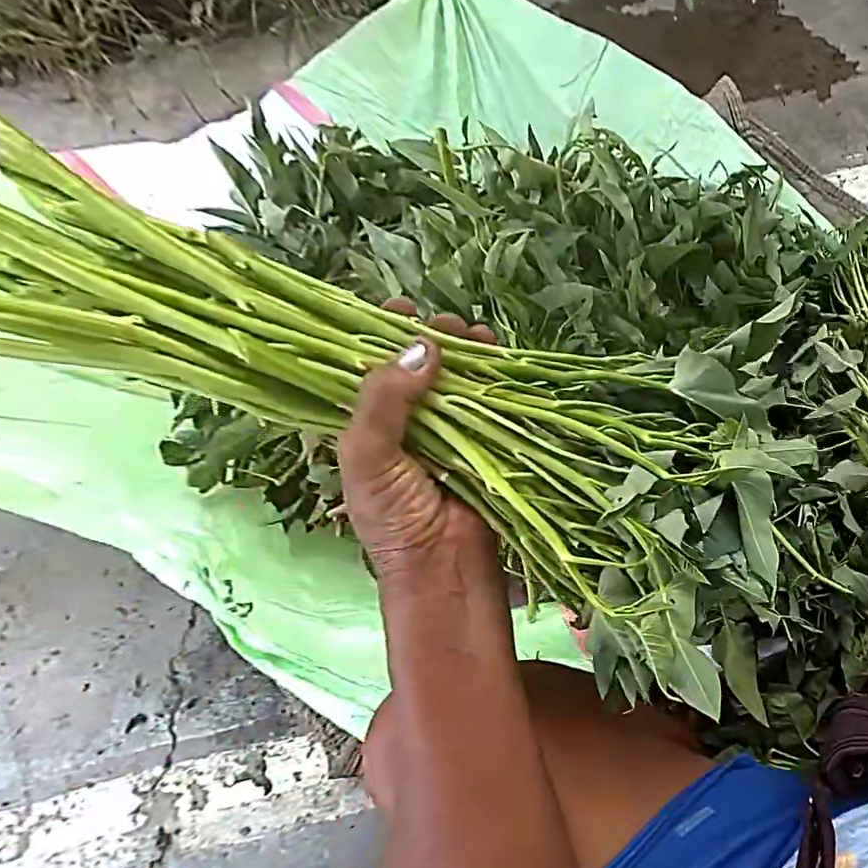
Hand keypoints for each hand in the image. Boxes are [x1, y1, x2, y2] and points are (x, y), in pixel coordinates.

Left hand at [337, 301, 497, 576]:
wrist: (443, 561)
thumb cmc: (392, 514)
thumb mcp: (367, 453)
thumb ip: (385, 400)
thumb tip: (423, 346)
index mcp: (365, 421)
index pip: (370, 364)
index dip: (380, 331)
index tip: (401, 307)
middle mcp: (407, 420)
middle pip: (420, 366)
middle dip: (435, 339)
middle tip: (450, 324)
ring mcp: (449, 431)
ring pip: (458, 382)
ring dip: (470, 357)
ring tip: (480, 336)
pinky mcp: (486, 443)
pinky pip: (491, 405)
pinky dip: (498, 383)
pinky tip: (502, 361)